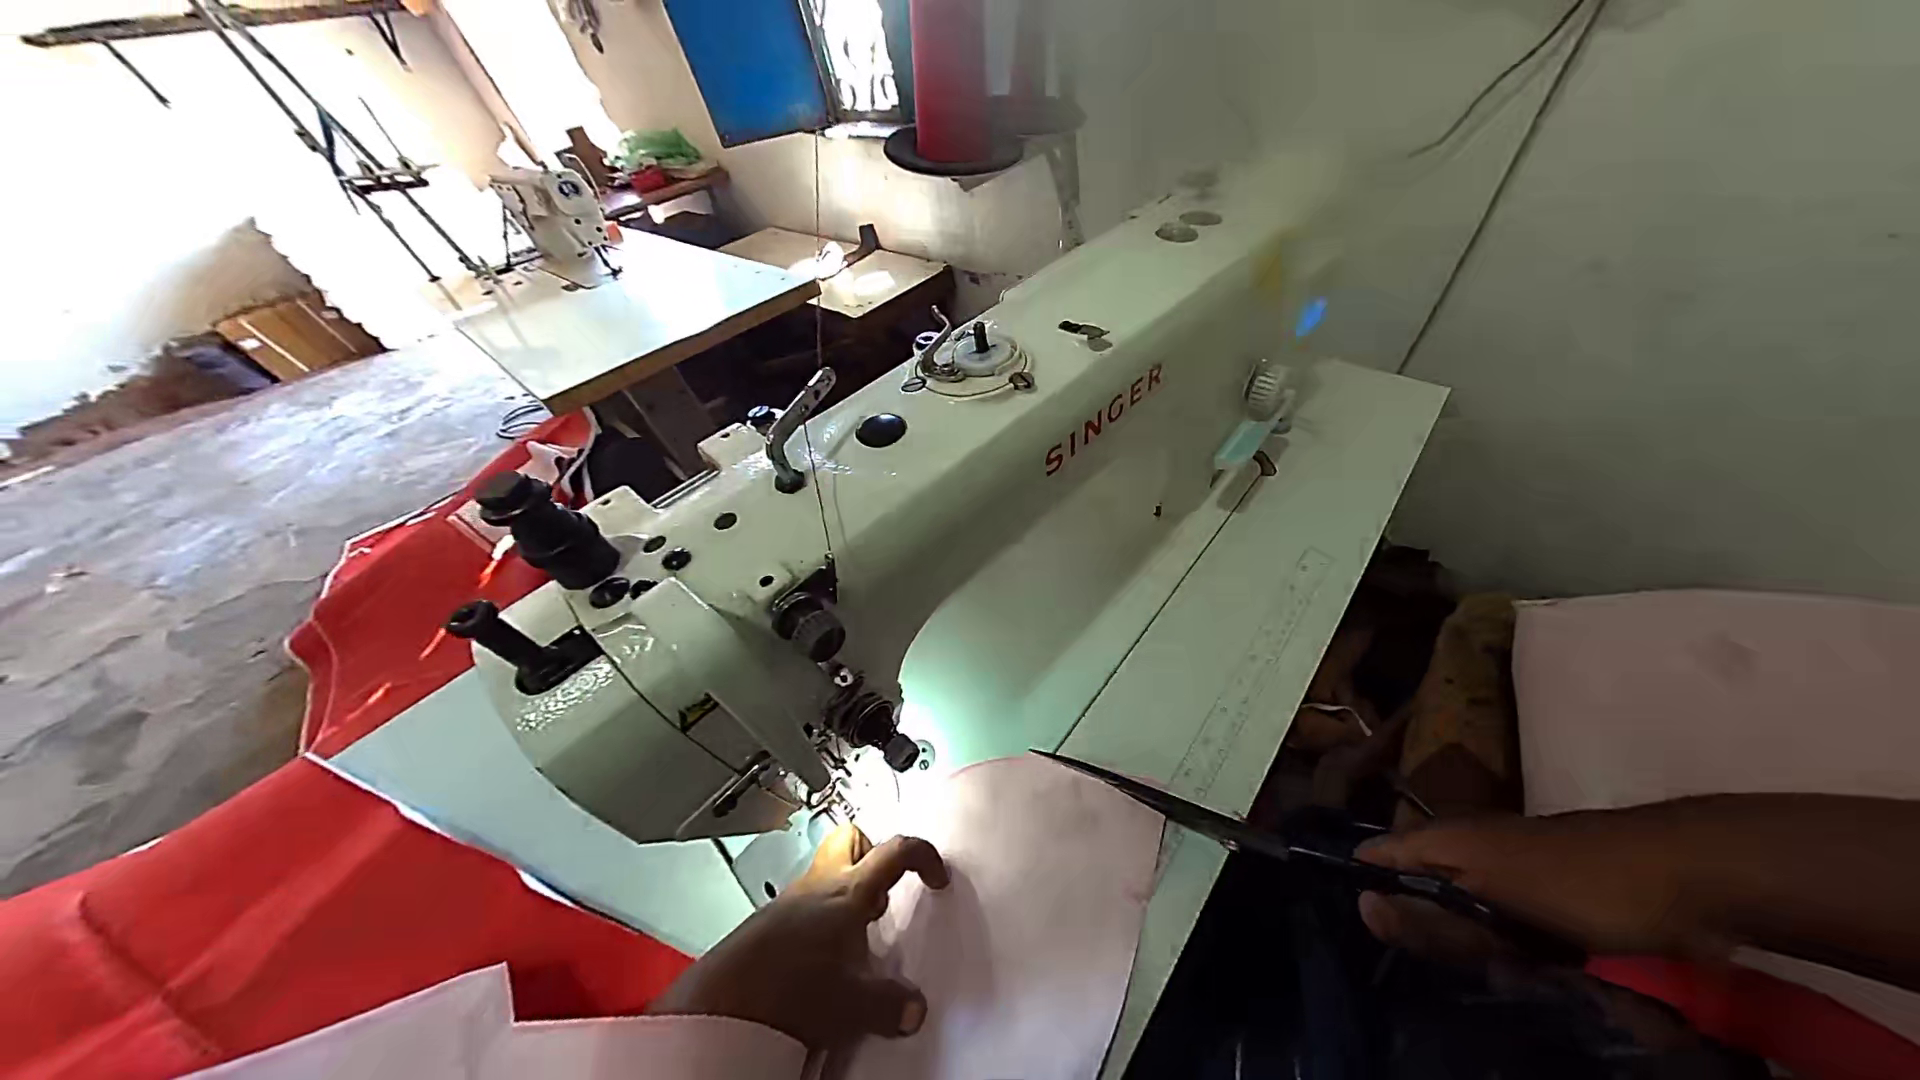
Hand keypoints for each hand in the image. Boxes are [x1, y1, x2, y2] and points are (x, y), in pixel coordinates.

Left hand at [647, 823, 948, 1049]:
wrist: (724, 1000)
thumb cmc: (784, 987)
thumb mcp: (851, 1003)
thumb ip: (889, 1003)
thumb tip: (913, 1007)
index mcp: (849, 891)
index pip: (896, 851)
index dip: (923, 855)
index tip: (934, 873)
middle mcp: (821, 884)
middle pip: (852, 838)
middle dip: (873, 853)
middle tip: (886, 885)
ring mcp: (794, 899)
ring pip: (828, 868)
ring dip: (847, 887)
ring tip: (858, 931)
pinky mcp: (774, 919)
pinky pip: (808, 900)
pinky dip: (823, 916)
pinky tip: (825, 955)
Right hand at [1353, 812, 1728, 963]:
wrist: (1686, 876)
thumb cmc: (1576, 884)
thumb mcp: (1493, 908)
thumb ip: (1428, 915)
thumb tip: (1361, 906)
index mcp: (1438, 838)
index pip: (1375, 857)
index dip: (1364, 888)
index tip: (1368, 931)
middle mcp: (1460, 847)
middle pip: (1417, 891)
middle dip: (1426, 931)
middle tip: (1448, 966)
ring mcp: (1502, 869)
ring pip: (1461, 913)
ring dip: (1473, 947)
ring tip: (1499, 974)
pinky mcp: (1539, 893)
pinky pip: (1502, 923)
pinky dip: (1510, 949)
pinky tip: (1530, 971)